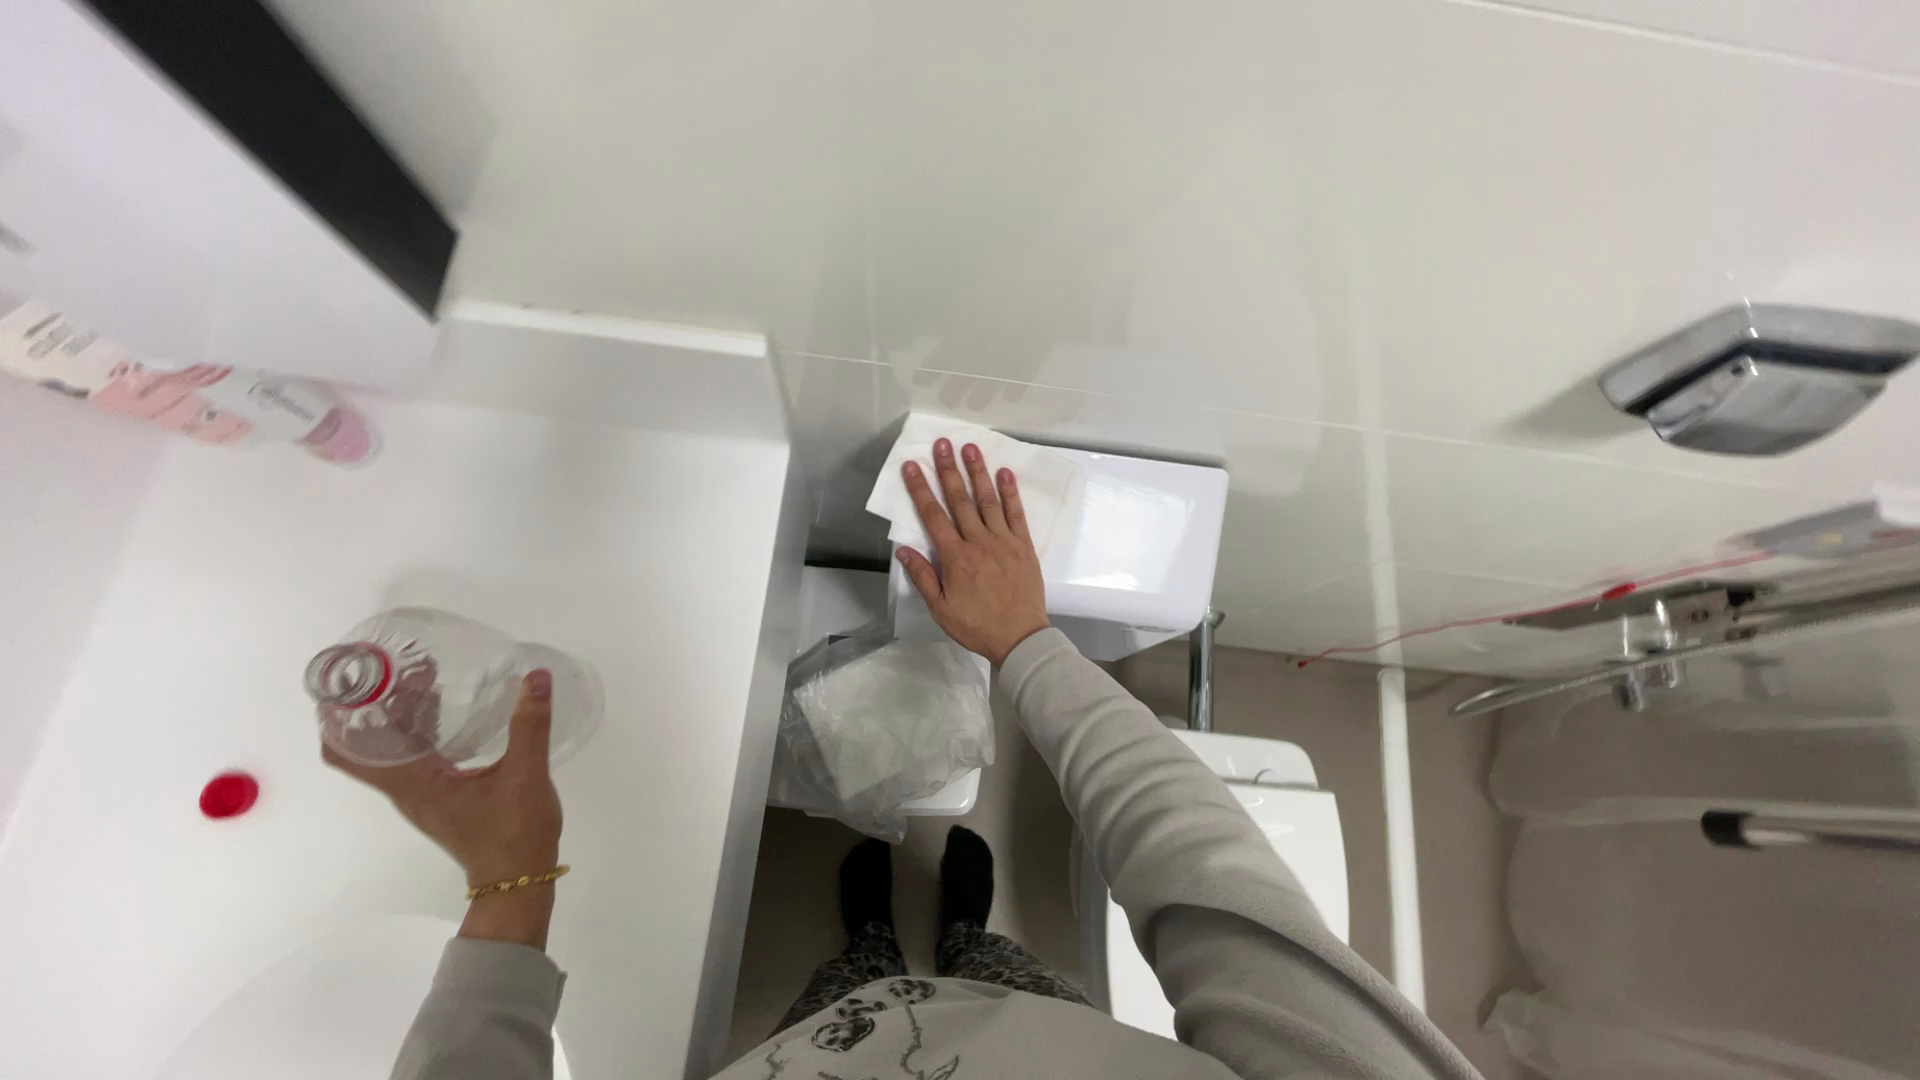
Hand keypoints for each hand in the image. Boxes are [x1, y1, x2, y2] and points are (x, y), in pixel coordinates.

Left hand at [325, 670, 563, 946]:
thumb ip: (530, 724)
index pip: (347, 754)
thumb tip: (535, 676)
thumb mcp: (525, 773)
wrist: (520, 877)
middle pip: (371, 743)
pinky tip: (451, 713)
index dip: (338, 718)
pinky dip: (424, 730)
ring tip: (427, 679)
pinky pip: (418, 755)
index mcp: (412, 784)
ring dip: (403, 715)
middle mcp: (408, 788)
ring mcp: (425, 793)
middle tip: (402, 667)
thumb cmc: (513, 830)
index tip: (352, 681)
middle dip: (379, 704)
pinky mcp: (444, 795)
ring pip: (395, 749)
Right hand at [896, 438, 1050, 665]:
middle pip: (960, 500)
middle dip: (948, 470)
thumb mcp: (941, 608)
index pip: (933, 516)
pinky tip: (1004, 473)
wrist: (1019, 638)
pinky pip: (1016, 514)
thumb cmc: (976, 626)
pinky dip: (1010, 492)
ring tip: (970, 448)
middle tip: (942, 443)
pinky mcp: (1023, 546)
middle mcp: (978, 542)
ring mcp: (1003, 541)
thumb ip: (922, 576)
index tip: (912, 466)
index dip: (920, 489)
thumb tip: (902, 549)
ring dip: (978, 472)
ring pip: (987, 500)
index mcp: (955, 558)